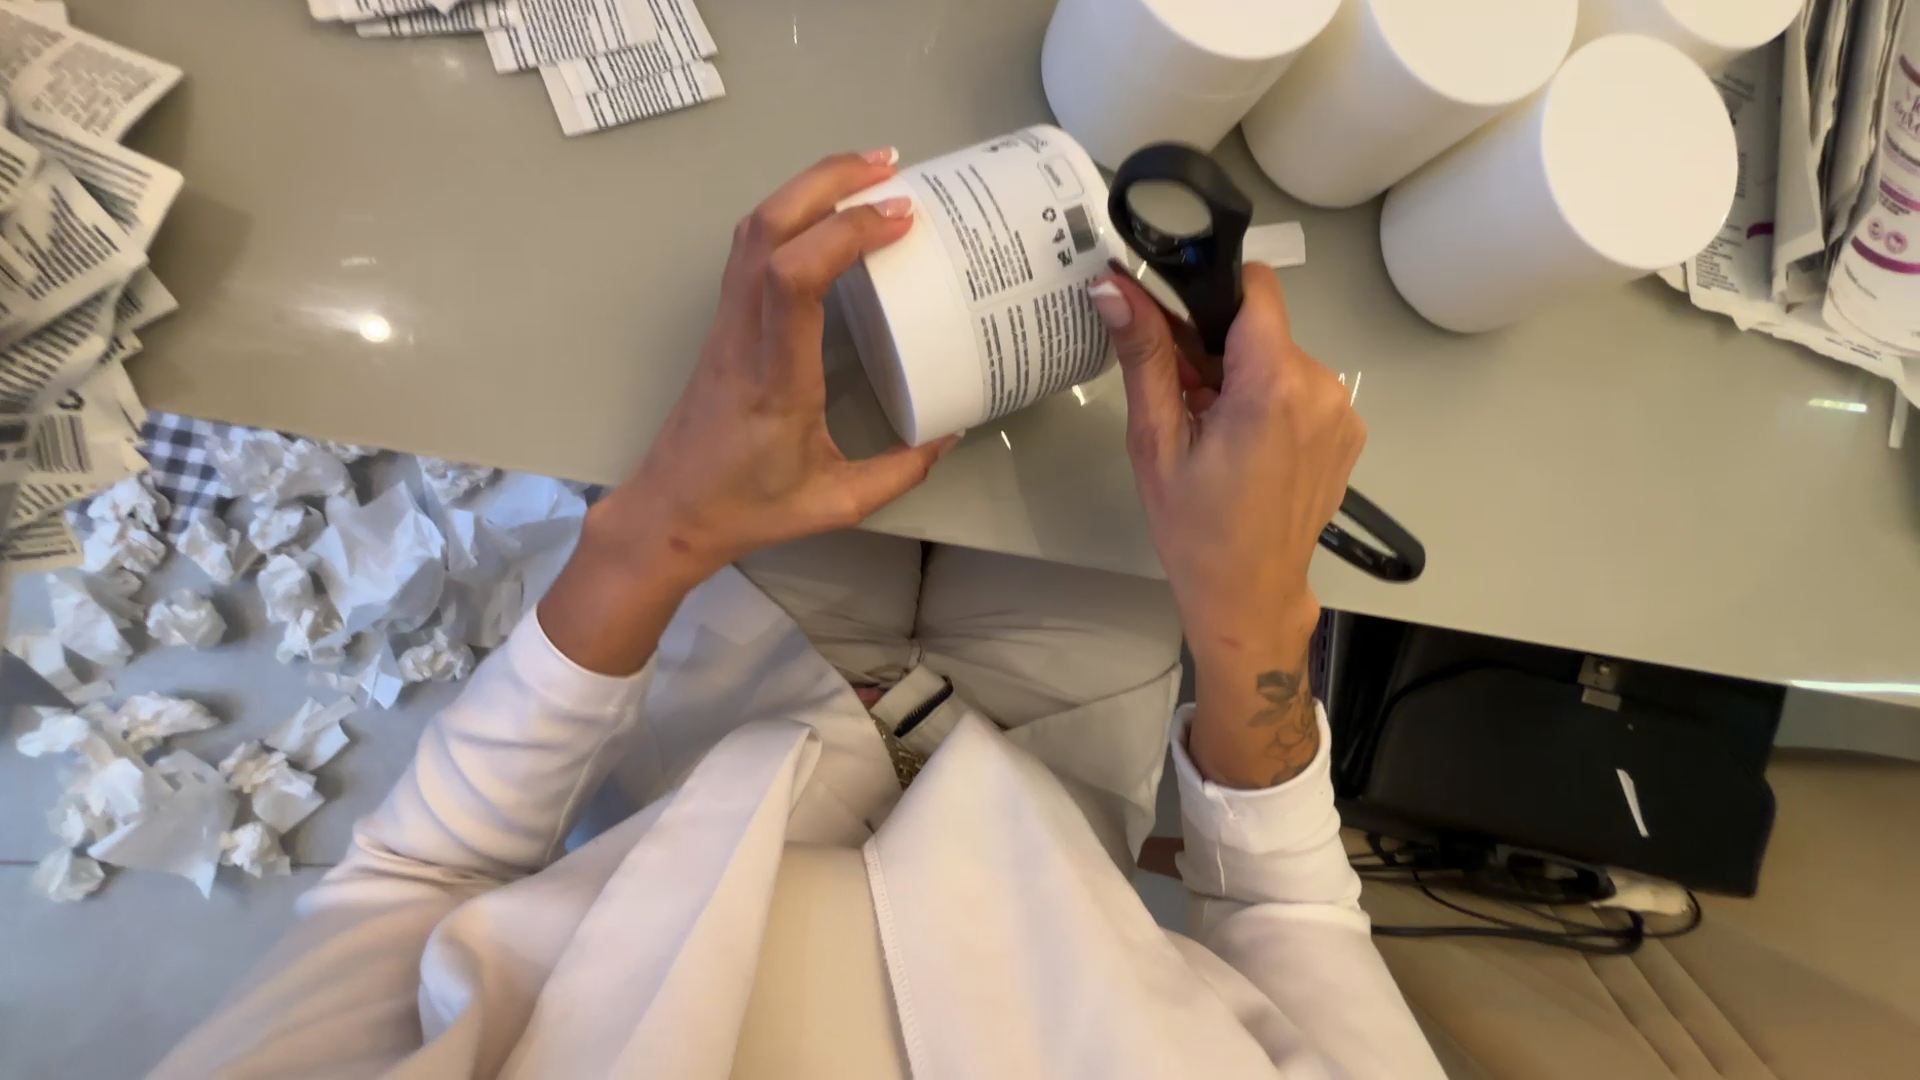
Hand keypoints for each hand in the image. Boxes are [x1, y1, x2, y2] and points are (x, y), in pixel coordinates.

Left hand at [541, 150, 955, 673]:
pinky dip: (790, 214)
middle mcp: (744, 337)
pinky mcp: (723, 324)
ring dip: (806, 188)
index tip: (901, 220)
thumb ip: (900, 472)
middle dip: (828, 182)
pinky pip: (749, 250)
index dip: (846, 233)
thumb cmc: (748, 509)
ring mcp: (726, 325)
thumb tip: (949, 435)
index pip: (795, 280)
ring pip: (752, 230)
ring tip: (865, 175)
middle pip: (768, 229)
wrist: (670, 511)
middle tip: (891, 166)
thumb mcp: (837, 502)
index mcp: (776, 379)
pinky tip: (825, 216)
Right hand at [1089, 265, 1363, 787]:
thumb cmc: (1193, 529)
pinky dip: (1266, 397)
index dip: (1208, 291)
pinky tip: (1242, 444)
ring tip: (1209, 429)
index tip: (1172, 323)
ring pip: (1280, 355)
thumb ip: (1142, 358)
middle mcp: (1323, 386)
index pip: (1254, 286)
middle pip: (1262, 326)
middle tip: (1177, 396)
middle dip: (1214, 347)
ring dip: (1239, 374)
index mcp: (1273, 385)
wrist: (1248, 597)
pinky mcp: (1347, 430)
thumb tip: (1111, 290)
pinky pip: (1300, 386)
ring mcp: (1342, 410)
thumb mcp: (1156, 444)